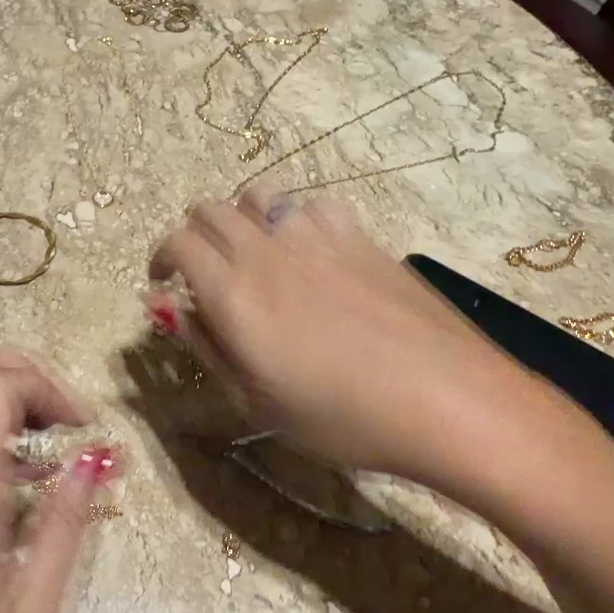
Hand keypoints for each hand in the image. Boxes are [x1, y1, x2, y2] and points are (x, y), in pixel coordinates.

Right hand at [146, 186, 550, 488]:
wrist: (451, 404)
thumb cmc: (342, 418)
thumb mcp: (255, 401)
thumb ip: (207, 346)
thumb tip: (173, 310)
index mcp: (232, 293)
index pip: (177, 242)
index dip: (161, 257)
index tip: (164, 282)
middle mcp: (266, 253)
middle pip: (209, 209)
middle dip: (192, 232)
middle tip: (200, 269)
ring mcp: (317, 239)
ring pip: (258, 194)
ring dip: (240, 215)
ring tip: (251, 250)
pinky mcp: (361, 239)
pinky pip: (313, 204)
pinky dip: (295, 218)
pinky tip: (309, 250)